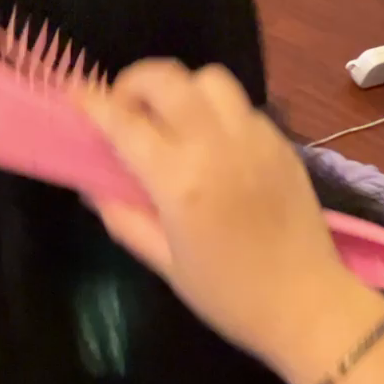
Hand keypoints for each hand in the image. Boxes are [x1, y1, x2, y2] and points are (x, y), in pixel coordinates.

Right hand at [80, 60, 383, 375]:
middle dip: (134, 81)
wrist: (308, 304)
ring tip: (169, 120)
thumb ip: (124, 218)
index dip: (93, 103)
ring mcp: (255, 138)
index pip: (126, 123)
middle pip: (168, 79)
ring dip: (179, 89)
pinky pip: (241, 105)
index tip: (75, 95)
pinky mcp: (281, 142)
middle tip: (124, 108)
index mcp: (181, 181)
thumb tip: (93, 186)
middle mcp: (217, 146)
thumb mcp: (165, 264)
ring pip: (210, 79)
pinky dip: (214, 109)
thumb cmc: (230, 296)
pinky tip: (211, 142)